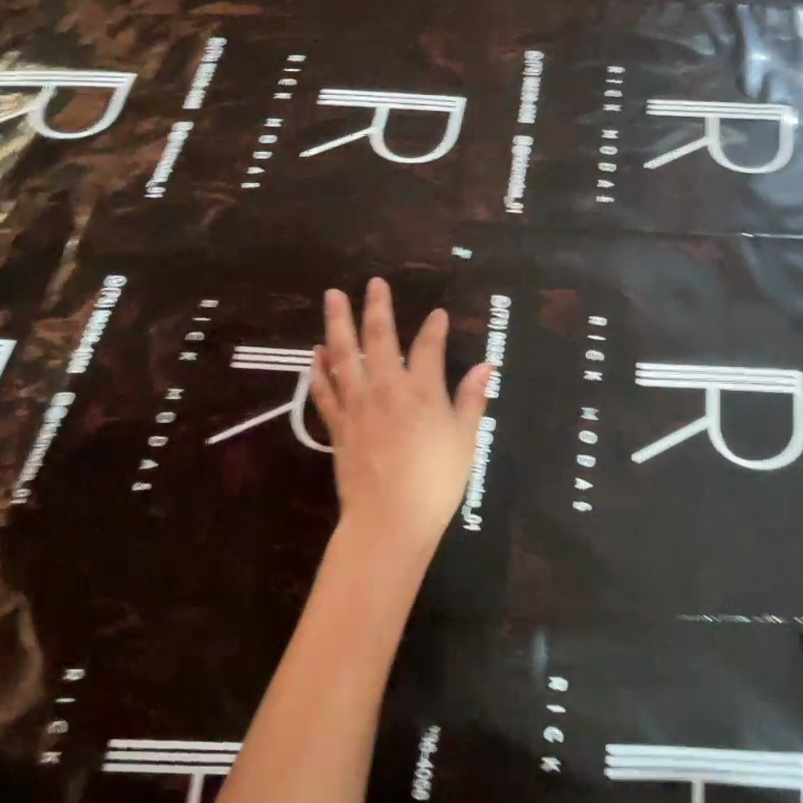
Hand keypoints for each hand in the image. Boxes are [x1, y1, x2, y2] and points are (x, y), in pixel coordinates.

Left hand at [310, 279, 491, 564]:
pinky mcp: (338, 426)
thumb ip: (471, 399)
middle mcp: (387, 388)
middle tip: (374, 283)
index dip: (434, 328)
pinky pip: (325, 390)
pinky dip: (319, 370)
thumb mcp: (466, 439)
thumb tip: (486, 366)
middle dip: (377, 307)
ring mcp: (357, 405)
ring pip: (344, 355)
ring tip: (333, 297)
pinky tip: (315, 354)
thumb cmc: (437, 481)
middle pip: (379, 338)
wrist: (390, 519)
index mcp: (423, 390)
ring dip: (338, 324)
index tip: (437, 314)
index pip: (429, 347)